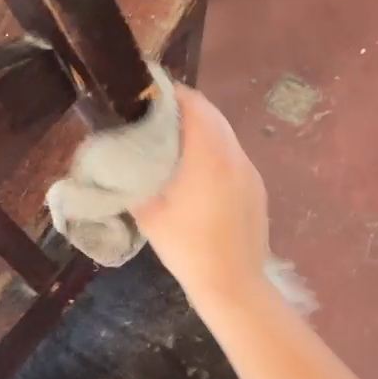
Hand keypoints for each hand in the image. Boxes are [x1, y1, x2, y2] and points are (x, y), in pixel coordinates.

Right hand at [132, 86, 273, 309]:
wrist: (233, 283)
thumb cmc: (187, 248)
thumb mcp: (150, 215)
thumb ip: (135, 181)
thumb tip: (120, 162)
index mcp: (209, 156)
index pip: (194, 105)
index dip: (171, 94)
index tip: (149, 96)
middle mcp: (234, 155)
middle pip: (212, 116)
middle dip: (186, 110)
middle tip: (157, 117)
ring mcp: (249, 172)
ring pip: (226, 135)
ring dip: (203, 130)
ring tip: (175, 143)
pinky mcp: (256, 188)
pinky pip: (234, 157)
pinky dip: (216, 152)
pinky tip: (199, 173)